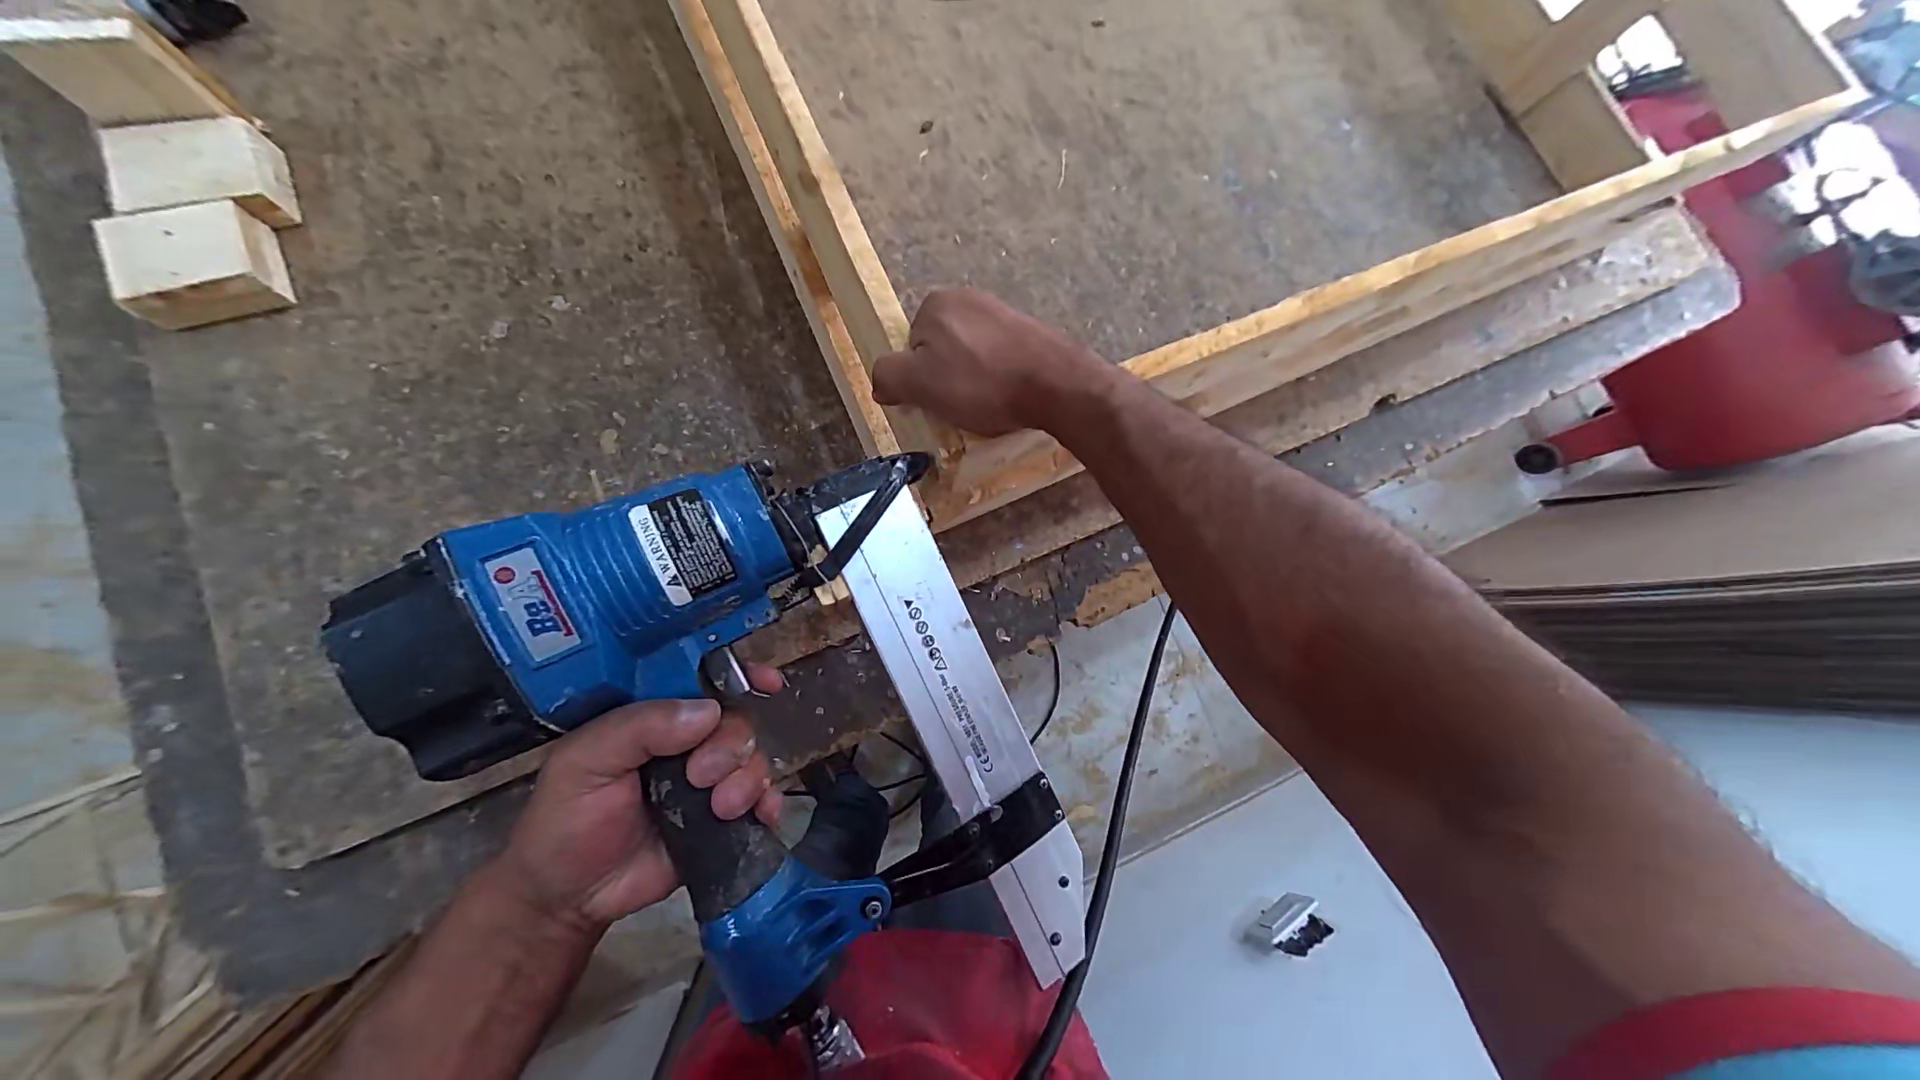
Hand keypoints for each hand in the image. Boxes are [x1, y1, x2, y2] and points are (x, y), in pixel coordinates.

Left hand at [491, 664, 785, 934]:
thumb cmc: (564, 820)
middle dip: (731, 745)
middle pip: (737, 721)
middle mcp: (689, 742)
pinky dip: (769, 803)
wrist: (568, 900)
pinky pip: (763, 799)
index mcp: (655, 717)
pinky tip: (760, 814)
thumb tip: (709, 712)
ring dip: (749, 778)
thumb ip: (638, 728)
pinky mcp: (724, 819)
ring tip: (722, 808)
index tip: (765, 681)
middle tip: (701, 776)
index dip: (738, 674)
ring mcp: (710, 780)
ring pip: (754, 758)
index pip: (702, 681)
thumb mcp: (583, 762)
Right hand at [872, 288, 1113, 435]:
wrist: (1056, 384)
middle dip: (947, 380)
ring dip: (975, 383)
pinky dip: (1000, 380)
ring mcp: (1002, 312)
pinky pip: (1000, 361)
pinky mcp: (1030, 332)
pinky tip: (1010, 396)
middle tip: (962, 405)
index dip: (918, 380)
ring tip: (989, 404)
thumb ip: (888, 376)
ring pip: (971, 358)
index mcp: (936, 303)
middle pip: (940, 351)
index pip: (910, 348)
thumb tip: (881, 383)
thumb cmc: (981, 383)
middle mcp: (968, 298)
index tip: (935, 400)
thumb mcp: (919, 384)